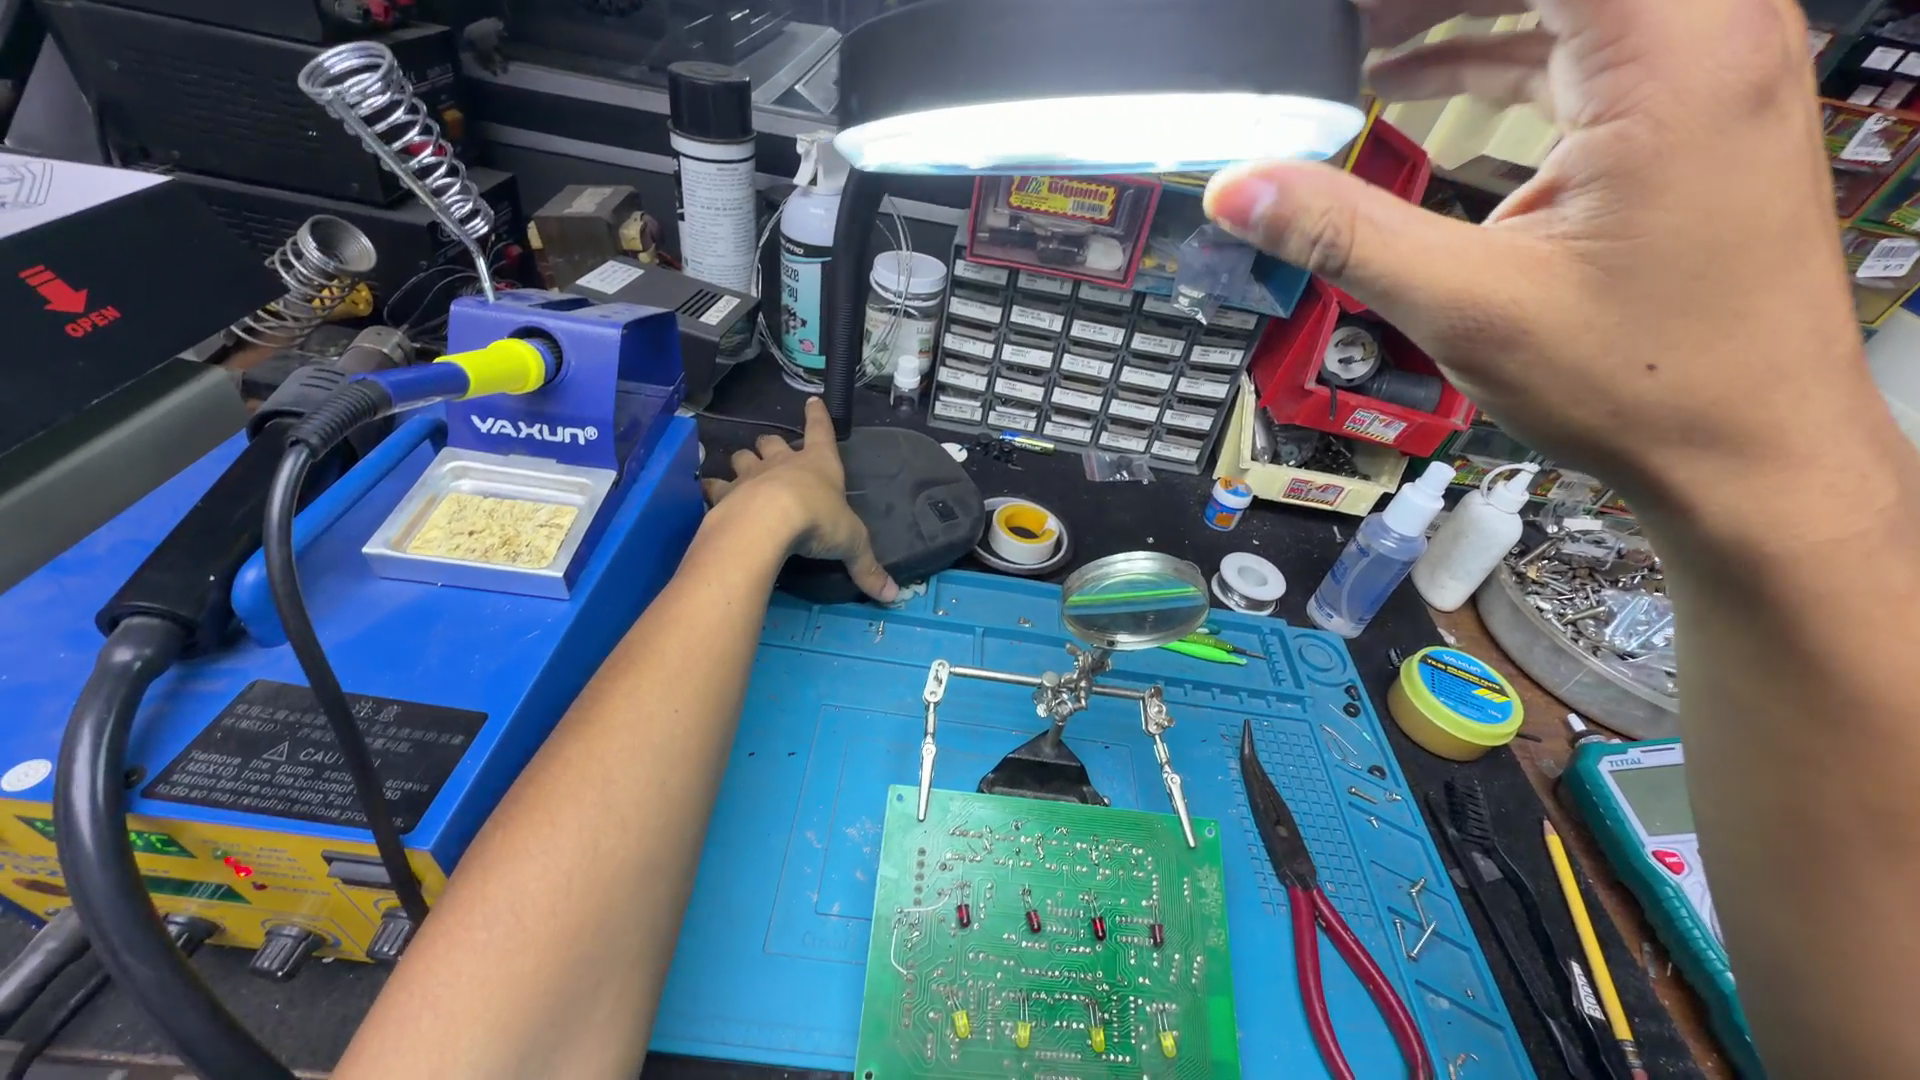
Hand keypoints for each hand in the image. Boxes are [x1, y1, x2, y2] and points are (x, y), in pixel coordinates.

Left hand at [702, 397, 899, 602]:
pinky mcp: (726, 495)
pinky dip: (710, 489)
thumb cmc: (818, 519)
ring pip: (742, 458)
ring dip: (741, 463)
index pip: (821, 432)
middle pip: (772, 442)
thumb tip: (893, 595)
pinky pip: (713, 487)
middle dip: (770, 444)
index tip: (813, 401)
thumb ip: (867, 567)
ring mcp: (751, 476)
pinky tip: (707, 494)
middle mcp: (783, 464)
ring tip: (737, 473)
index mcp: (819, 465)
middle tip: (768, 449)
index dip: (818, 417)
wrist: (768, 521)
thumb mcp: (851, 544)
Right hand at [1205, 0, 1882, 528]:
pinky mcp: (1683, 113)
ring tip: (1355, 36)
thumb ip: (1343, 233)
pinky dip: (1489, 53)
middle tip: (1335, 23)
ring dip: (1455, 8)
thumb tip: (1238, 191)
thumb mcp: (1465, 305)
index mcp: (1671, 53)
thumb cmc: (1641, 378)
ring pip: (1561, 0)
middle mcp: (1709, 34)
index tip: (1340, 11)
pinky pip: (1575, 47)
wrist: (1750, 444)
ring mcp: (1703, 71)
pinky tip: (1410, 83)